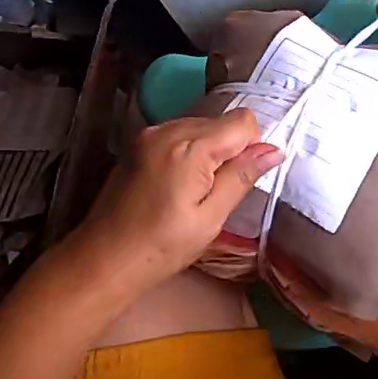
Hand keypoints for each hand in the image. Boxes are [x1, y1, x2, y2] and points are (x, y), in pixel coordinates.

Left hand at [63, 109, 281, 294]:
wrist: (103, 258)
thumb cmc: (160, 247)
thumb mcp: (210, 218)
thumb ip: (241, 177)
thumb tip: (274, 151)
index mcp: (189, 147)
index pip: (242, 121)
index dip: (252, 146)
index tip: (241, 178)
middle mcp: (168, 129)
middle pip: (220, 120)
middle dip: (229, 149)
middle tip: (217, 191)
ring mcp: (149, 133)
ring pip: (200, 124)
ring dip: (208, 150)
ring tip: (195, 191)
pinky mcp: (138, 141)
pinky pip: (178, 133)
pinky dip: (188, 151)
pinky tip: (178, 184)